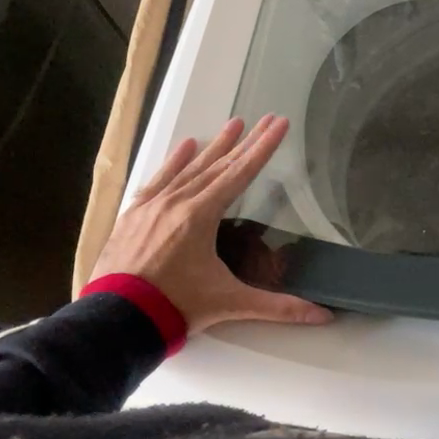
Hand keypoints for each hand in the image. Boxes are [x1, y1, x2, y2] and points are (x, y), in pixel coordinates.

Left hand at [90, 115, 331, 333]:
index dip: (264, 147)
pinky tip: (184, 146)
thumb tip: (323, 316)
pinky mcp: (133, 216)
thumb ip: (278, 307)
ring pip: (189, 168)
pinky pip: (158, 180)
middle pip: (219, 164)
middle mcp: (178, 202)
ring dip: (213, 147)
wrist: (115, 321)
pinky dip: (173, 162)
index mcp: (201, 216)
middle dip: (246, 141)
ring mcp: (152, 206)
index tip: (279, 123)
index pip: (241, 173)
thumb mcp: (230, 303)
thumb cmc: (176, 307)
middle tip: (265, 118)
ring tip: (232, 124)